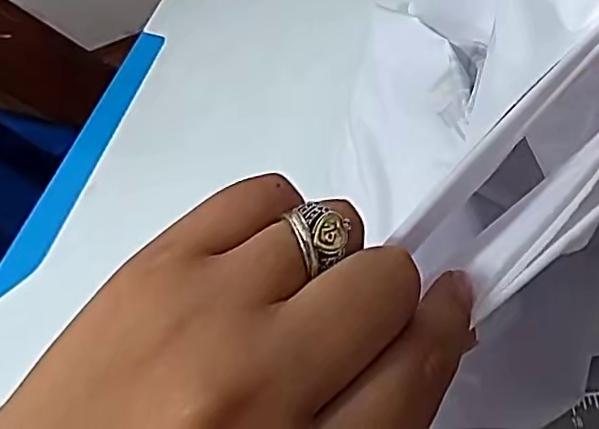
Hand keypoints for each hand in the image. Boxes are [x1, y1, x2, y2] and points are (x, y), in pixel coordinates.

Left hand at [0, 175, 473, 428]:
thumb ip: (370, 414)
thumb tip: (433, 326)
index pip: (414, 369)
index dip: (441, 331)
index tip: (447, 308)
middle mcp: (248, 386)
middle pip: (384, 280)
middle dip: (382, 300)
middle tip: (342, 330)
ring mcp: (196, 312)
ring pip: (331, 223)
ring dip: (324, 263)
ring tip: (282, 304)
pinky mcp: (150, 262)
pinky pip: (264, 191)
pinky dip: (275, 221)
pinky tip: (247, 267)